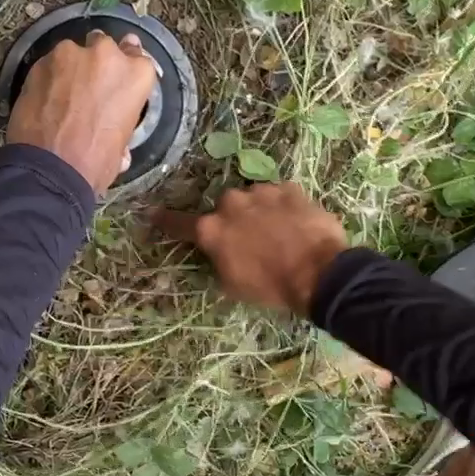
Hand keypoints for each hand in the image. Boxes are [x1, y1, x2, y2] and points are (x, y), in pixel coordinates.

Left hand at [6, 30, 157, 193]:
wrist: (50, 169)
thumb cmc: (94, 163)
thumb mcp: (121, 146)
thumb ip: (121, 126)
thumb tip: (116, 143)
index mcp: (136, 74)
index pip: (137, 58)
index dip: (125, 69)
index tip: (116, 79)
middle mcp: (106, 55)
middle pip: (104, 46)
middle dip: (97, 63)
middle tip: (87, 86)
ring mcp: (70, 55)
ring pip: (72, 52)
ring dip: (70, 68)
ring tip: (61, 94)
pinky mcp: (40, 63)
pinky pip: (48, 64)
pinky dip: (48, 77)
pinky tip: (44, 98)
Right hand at [151, 183, 348, 313]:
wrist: (321, 274)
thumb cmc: (271, 287)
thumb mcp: (232, 285)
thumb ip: (218, 261)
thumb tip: (218, 253)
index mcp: (211, 229)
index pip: (178, 223)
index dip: (165, 220)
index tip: (153, 213)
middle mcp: (230, 204)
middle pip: (224, 209)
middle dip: (233, 220)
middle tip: (249, 240)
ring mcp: (261, 192)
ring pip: (252, 199)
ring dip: (259, 212)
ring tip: (278, 233)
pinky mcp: (289, 188)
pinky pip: (280, 195)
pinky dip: (283, 207)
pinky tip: (296, 224)